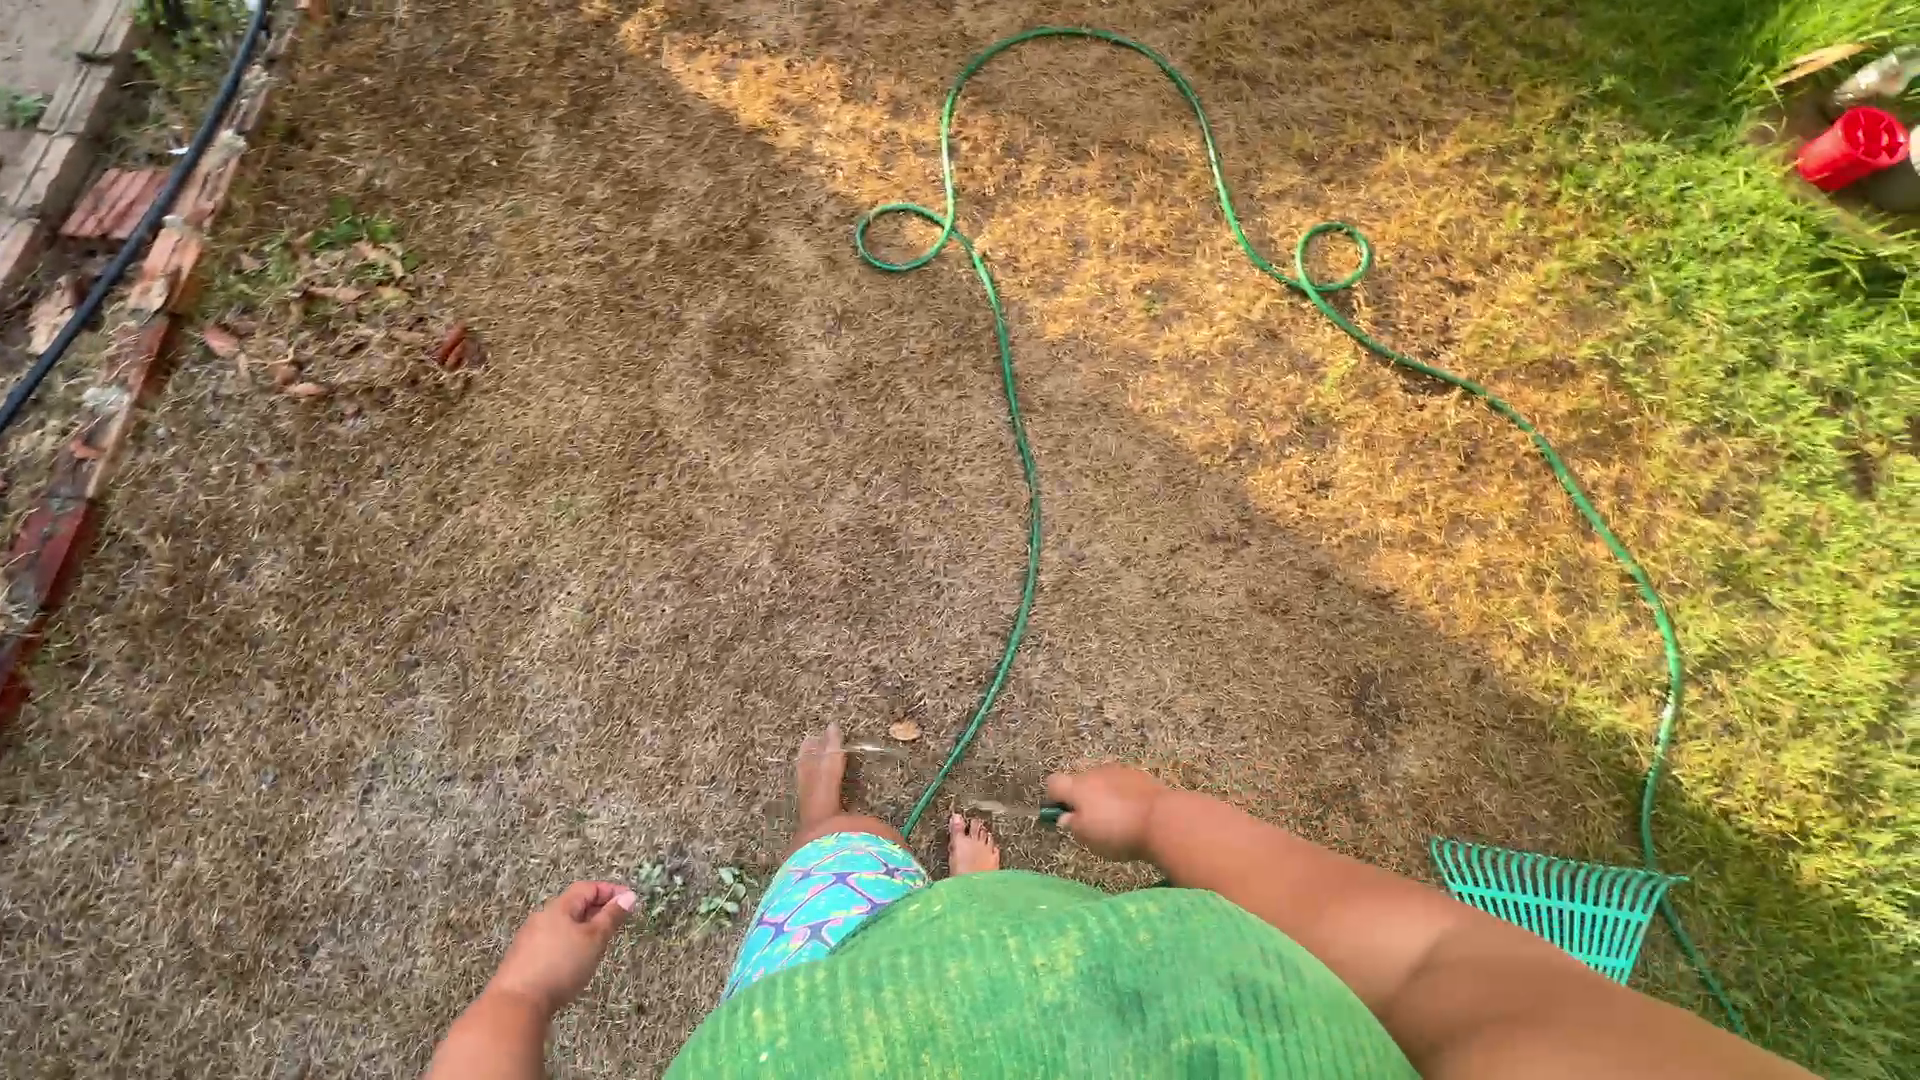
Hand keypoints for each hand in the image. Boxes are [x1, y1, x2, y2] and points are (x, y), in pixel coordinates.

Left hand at [485, 881, 636, 1016]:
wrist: (514, 1006)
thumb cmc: (561, 966)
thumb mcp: (594, 939)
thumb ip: (612, 916)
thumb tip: (629, 896)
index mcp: (559, 907)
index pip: (588, 888)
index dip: (611, 890)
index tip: (629, 902)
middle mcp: (541, 918)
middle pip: (574, 906)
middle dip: (598, 910)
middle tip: (617, 923)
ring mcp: (528, 940)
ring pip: (563, 926)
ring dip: (584, 929)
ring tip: (598, 946)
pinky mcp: (522, 961)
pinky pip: (552, 943)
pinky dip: (569, 945)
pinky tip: (574, 964)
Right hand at [1045, 765, 1167, 862]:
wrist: (1161, 819)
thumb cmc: (1117, 831)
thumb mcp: (1087, 838)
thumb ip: (1072, 825)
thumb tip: (1065, 817)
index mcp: (1076, 786)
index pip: (1053, 783)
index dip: (1054, 798)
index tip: (1065, 815)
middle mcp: (1094, 772)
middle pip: (1079, 782)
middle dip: (1082, 800)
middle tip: (1093, 824)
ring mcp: (1118, 771)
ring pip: (1102, 782)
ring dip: (1104, 797)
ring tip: (1118, 821)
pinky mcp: (1140, 775)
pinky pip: (1122, 784)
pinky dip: (1123, 795)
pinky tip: (1134, 814)